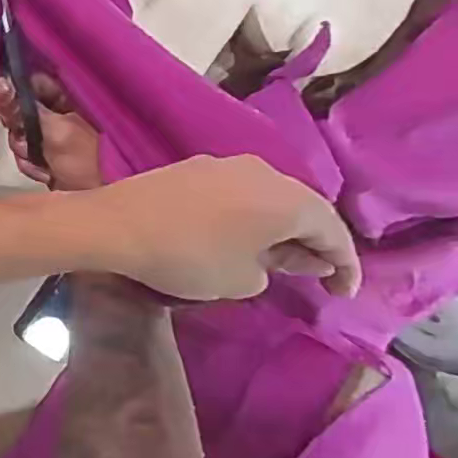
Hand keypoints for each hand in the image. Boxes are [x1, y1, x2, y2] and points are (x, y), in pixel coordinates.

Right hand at [0, 73, 101, 190]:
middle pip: (21, 111)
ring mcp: (54, 137)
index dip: (18, 92)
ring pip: (19, 135)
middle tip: (29, 142)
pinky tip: (46, 173)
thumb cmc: (86, 161)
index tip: (8, 104)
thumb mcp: (50, 130)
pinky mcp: (48, 157)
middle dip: (19, 129)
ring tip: (44, 163)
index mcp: (73, 98)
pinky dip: (31, 165)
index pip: (36, 82)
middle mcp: (62, 114)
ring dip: (25, 152)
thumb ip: (19, 109)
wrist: (101, 200)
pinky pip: (24, 155)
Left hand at [78, 155, 361, 300]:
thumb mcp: (242, 279)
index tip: (340, 292)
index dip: (344, 267)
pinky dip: (242, 215)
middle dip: (309, 242)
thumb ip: (277, 268)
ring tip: (269, 257)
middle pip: (300, 209)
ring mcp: (221, 165)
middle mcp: (262, 171)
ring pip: (265, 198)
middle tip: (309, 273)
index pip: (334, 233)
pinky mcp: (188, 168)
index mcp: (289, 198)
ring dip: (272, 227)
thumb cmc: (186, 256)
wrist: (112, 224)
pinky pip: (233, 193)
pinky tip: (232, 235)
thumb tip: (286, 256)